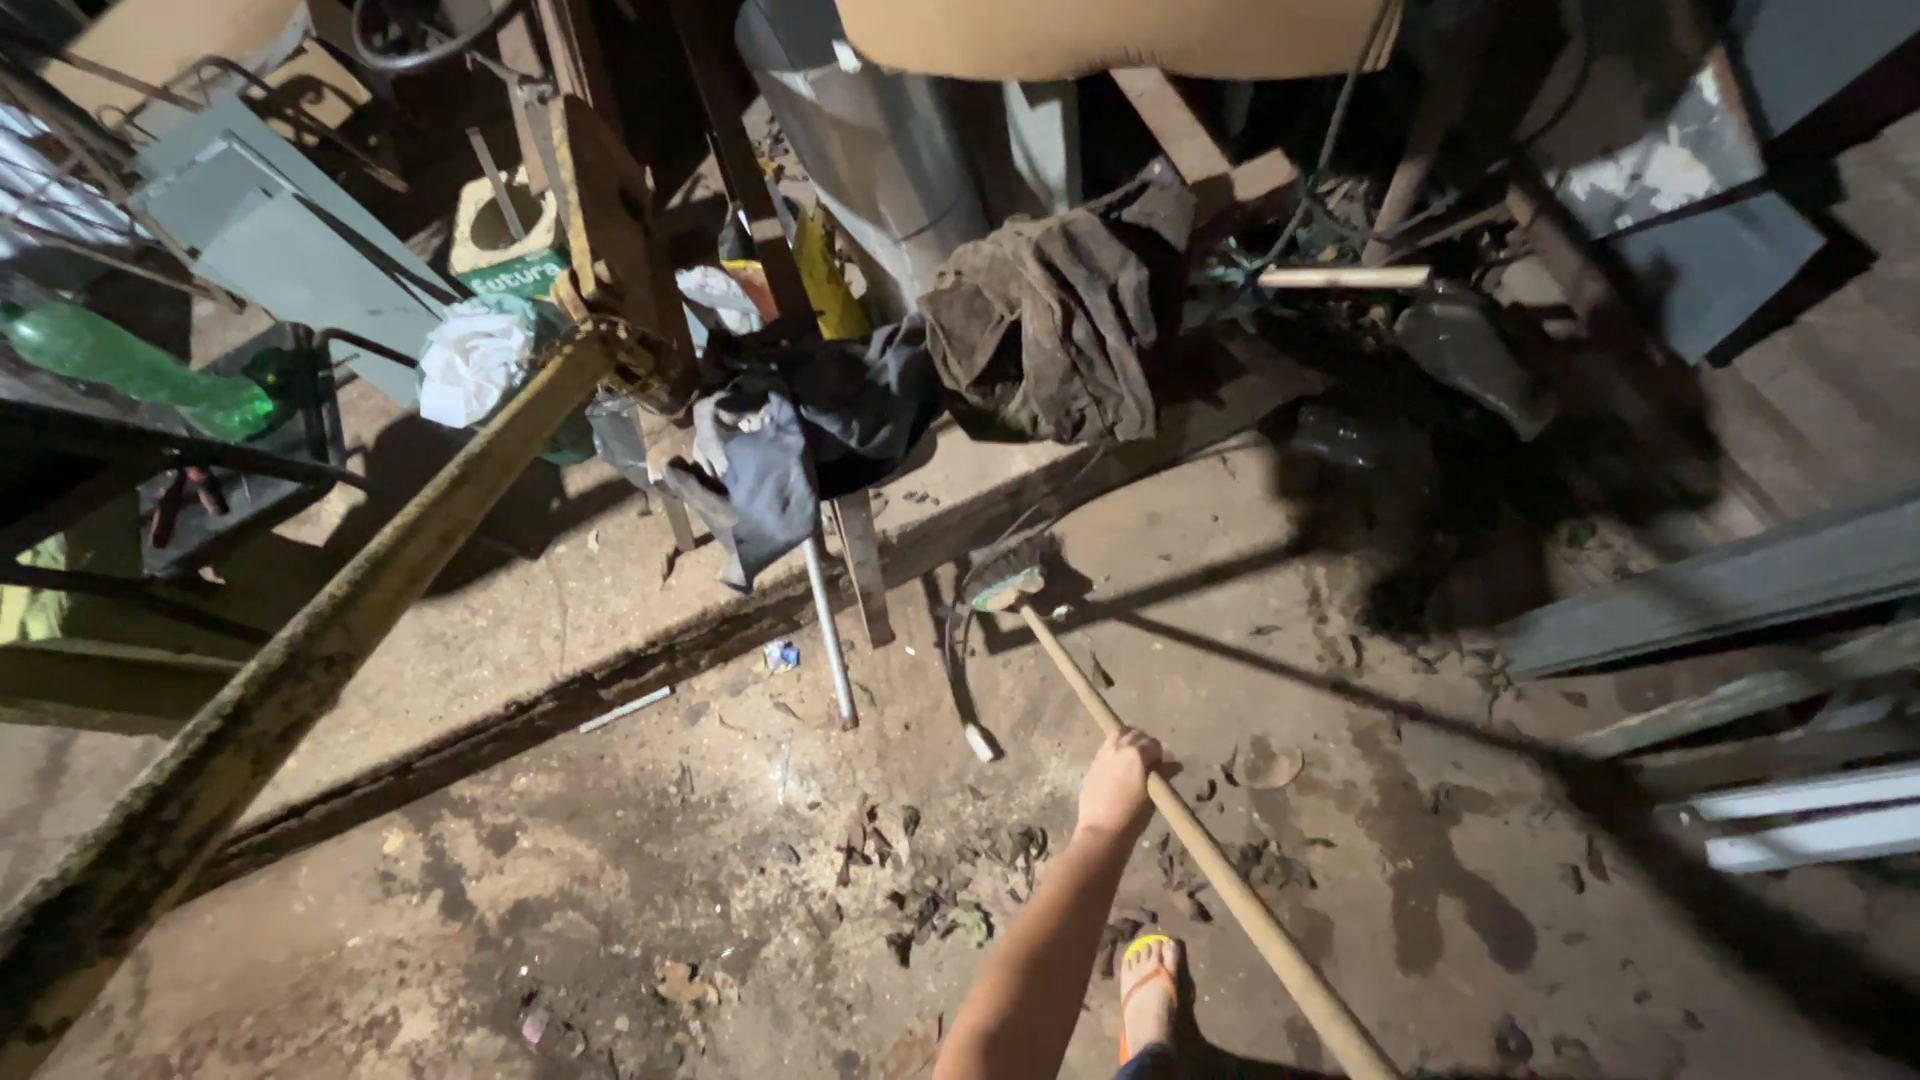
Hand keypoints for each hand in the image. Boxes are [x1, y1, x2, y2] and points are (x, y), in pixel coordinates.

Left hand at [1075, 727, 1162, 842]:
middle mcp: (1120, 747)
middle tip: (1147, 760)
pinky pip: (1107, 744)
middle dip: (1144, 743)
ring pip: (1119, 733)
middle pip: (1136, 734)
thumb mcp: (1152, 795)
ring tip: (1132, 756)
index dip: (1159, 754)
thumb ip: (1162, 774)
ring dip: (1128, 739)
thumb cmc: (1133, 816)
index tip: (1160, 766)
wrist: (1102, 828)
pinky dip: (1115, 746)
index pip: (1153, 743)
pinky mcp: (1093, 761)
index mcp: (1137, 754)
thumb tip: (1176, 765)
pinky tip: (1118, 762)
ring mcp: (1104, 752)